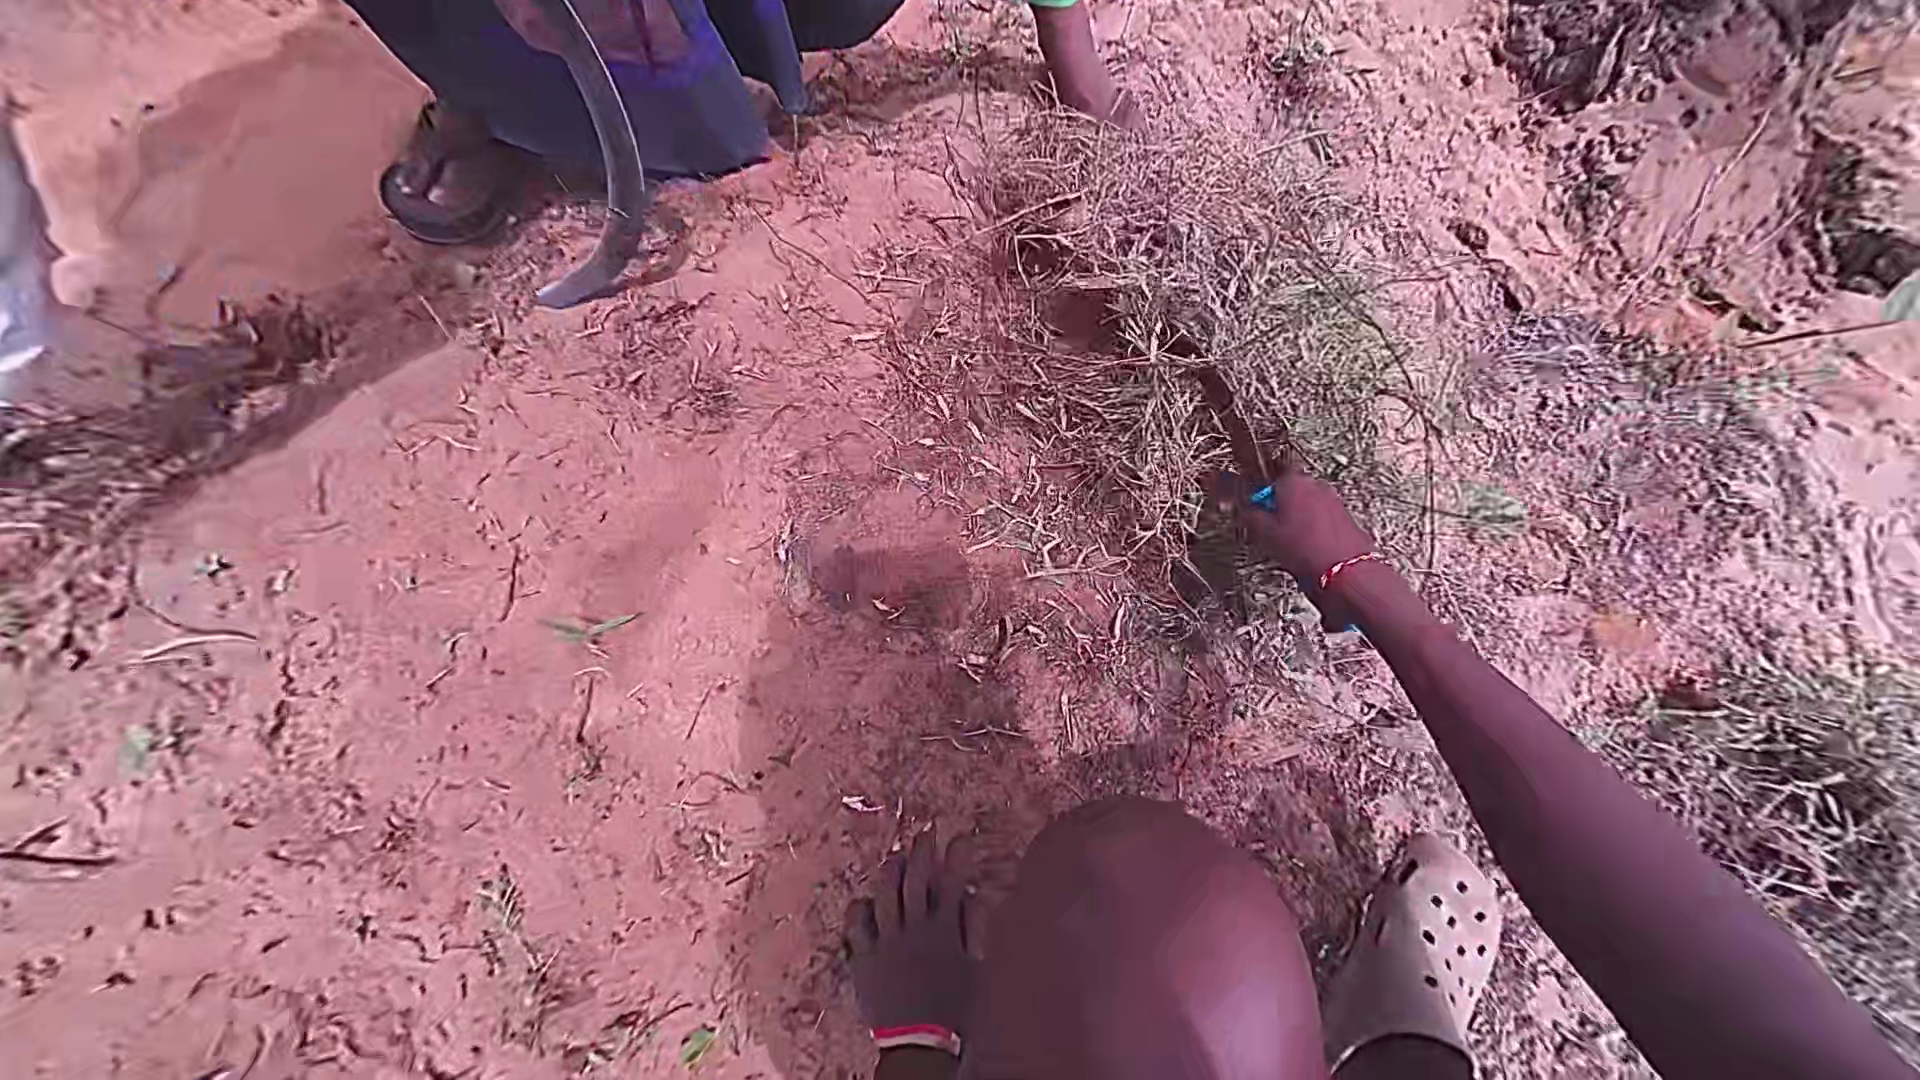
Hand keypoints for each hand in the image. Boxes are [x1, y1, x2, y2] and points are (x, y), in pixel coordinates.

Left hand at [845, 827, 983, 1037]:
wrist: (920, 1046)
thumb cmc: (953, 1008)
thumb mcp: (974, 967)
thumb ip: (974, 927)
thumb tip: (975, 894)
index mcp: (944, 930)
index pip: (952, 882)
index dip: (957, 857)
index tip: (959, 837)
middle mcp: (915, 929)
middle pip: (916, 879)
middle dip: (922, 852)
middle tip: (925, 834)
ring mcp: (888, 941)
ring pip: (886, 893)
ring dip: (891, 871)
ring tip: (896, 857)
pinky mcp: (865, 958)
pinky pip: (858, 924)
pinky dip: (861, 907)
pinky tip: (865, 899)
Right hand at [1214, 469, 1374, 580]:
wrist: (1344, 571)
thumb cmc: (1307, 549)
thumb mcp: (1262, 532)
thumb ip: (1249, 514)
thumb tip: (1243, 509)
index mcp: (1293, 481)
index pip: (1267, 476)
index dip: (1255, 492)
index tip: (1248, 504)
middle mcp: (1316, 486)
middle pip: (1287, 490)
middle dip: (1275, 505)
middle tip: (1263, 524)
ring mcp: (1333, 501)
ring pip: (1304, 504)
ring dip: (1292, 517)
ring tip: (1282, 540)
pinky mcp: (1345, 518)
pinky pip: (1319, 518)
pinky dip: (1309, 528)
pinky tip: (1302, 547)